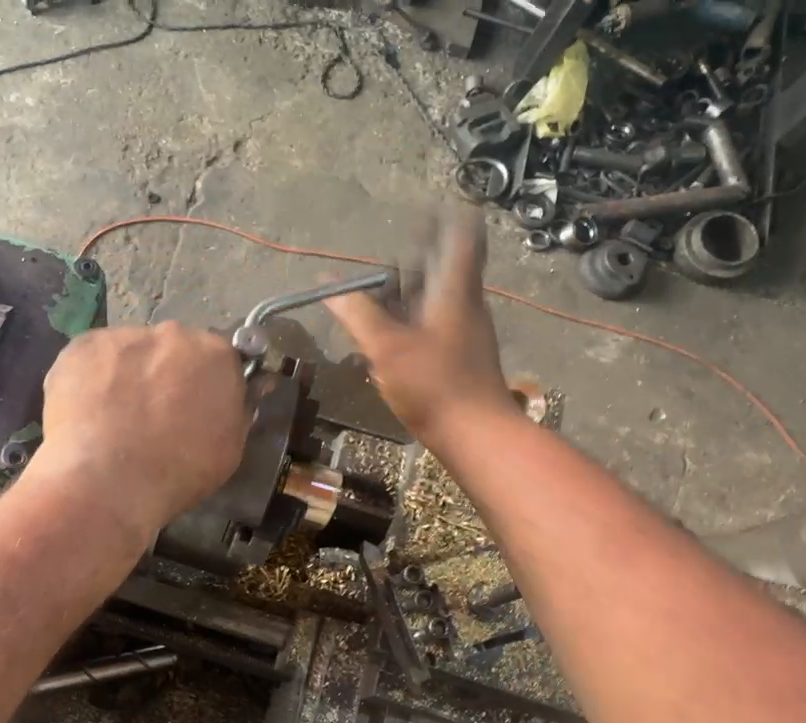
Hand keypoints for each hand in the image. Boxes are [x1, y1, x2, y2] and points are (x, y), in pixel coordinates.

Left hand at [31, 322, 249, 541]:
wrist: (105, 484)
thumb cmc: (175, 475)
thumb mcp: (226, 451)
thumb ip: (235, 411)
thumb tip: (238, 392)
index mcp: (216, 355)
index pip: (214, 359)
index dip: (201, 385)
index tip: (189, 408)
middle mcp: (172, 334)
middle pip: (169, 350)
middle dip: (161, 376)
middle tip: (147, 417)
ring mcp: (123, 337)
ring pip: (127, 353)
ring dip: (123, 377)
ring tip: (109, 421)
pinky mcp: (80, 347)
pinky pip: (89, 360)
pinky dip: (87, 381)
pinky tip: (84, 414)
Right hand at [325, 208, 517, 446]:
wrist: (475, 433)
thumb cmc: (433, 384)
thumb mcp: (386, 347)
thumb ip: (358, 314)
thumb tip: (329, 286)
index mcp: (454, 292)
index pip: (463, 238)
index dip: (447, 218)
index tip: (428, 207)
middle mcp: (466, 305)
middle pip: (448, 267)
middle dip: (419, 257)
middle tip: (391, 254)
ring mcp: (466, 333)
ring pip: (440, 298)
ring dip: (413, 291)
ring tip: (381, 293)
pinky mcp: (461, 358)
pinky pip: (435, 325)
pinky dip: (413, 319)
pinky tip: (391, 337)